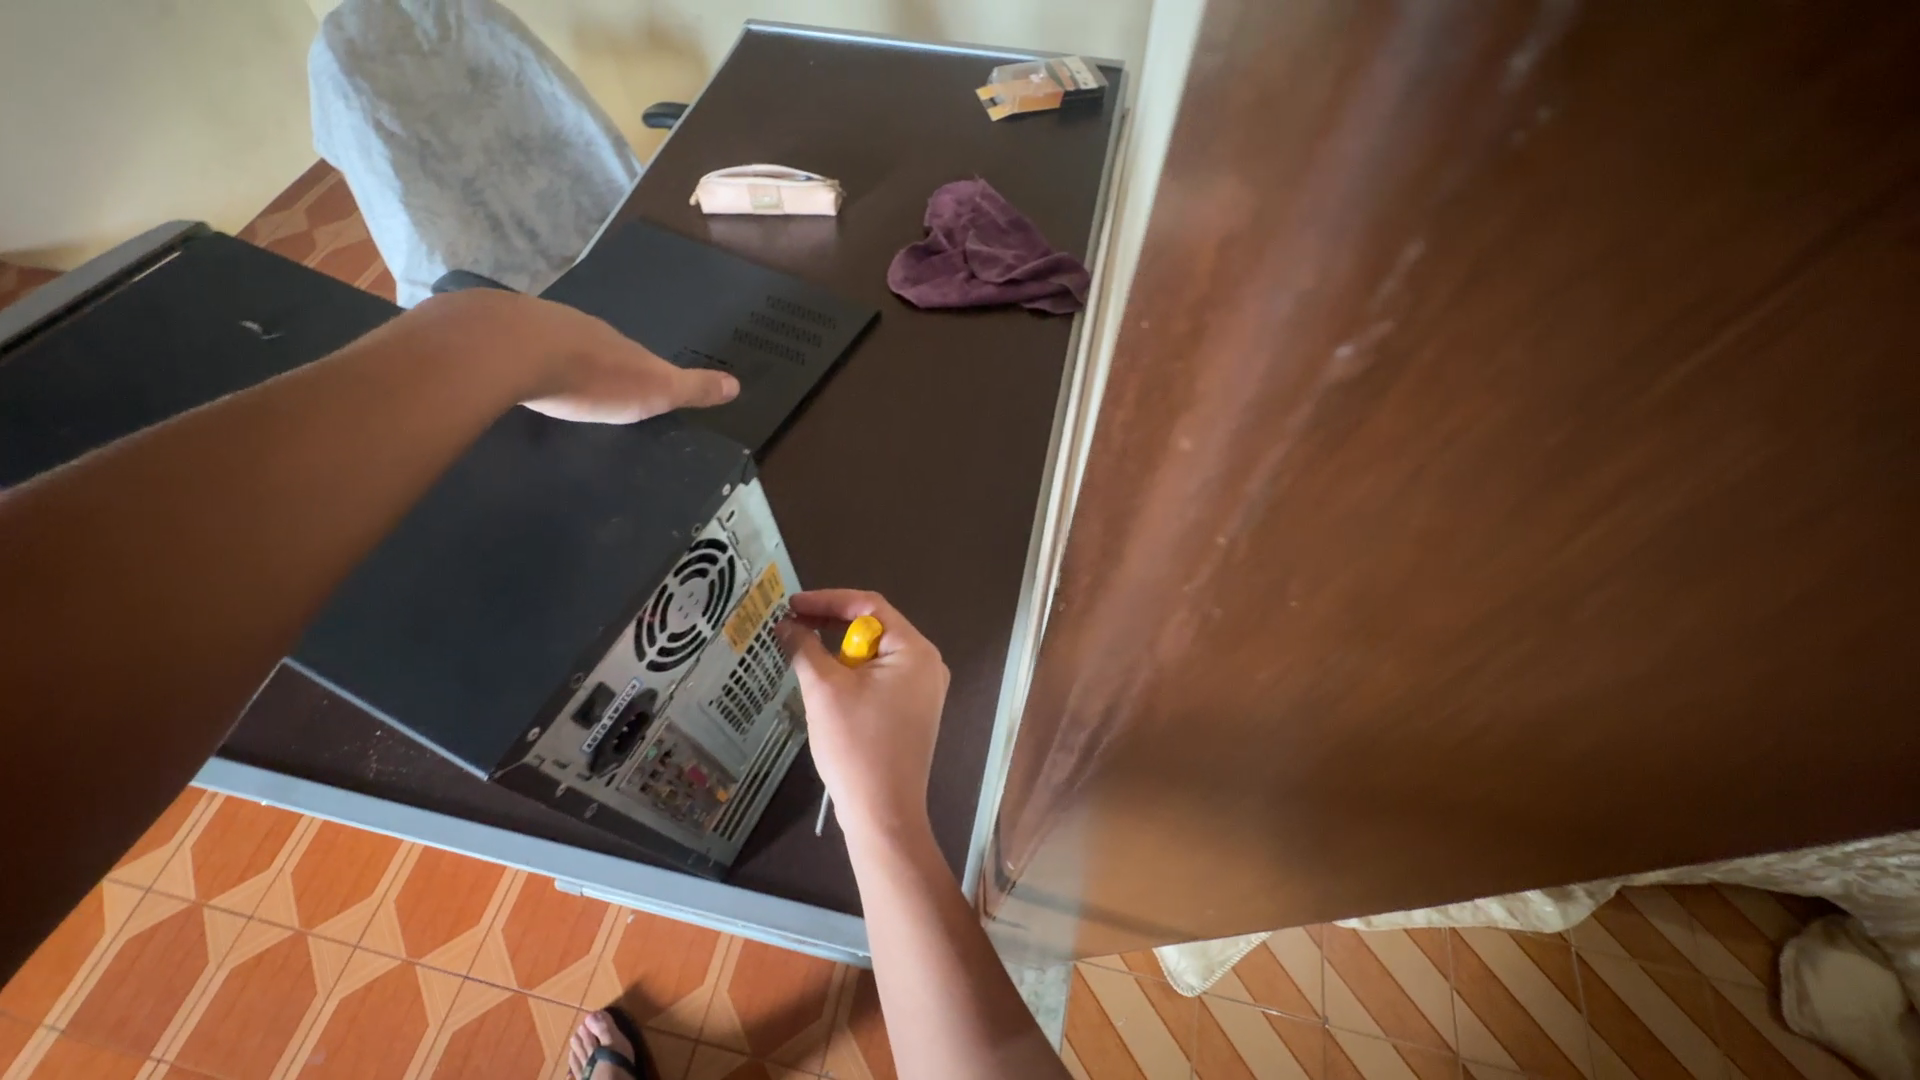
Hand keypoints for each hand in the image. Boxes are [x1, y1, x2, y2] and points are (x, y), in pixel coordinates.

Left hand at [412, 289, 737, 423]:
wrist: (511, 351)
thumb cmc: (592, 378)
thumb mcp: (656, 389)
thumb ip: (692, 388)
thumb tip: (736, 384)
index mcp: (617, 343)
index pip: (634, 356)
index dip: (636, 373)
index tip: (635, 390)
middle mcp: (579, 326)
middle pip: (592, 346)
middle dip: (594, 364)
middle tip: (594, 386)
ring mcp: (534, 324)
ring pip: (550, 342)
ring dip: (552, 359)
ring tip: (550, 380)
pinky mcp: (492, 330)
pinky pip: (512, 345)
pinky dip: (516, 358)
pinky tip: (509, 372)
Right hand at [782, 590, 949, 841]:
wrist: (883, 811)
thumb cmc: (856, 745)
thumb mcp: (824, 689)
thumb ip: (805, 648)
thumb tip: (786, 625)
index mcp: (915, 650)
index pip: (869, 606)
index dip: (828, 600)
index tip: (792, 605)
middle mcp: (928, 663)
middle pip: (876, 627)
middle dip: (832, 624)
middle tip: (793, 625)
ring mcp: (925, 689)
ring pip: (876, 654)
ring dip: (840, 650)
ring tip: (804, 650)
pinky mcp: (915, 710)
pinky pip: (882, 677)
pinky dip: (854, 672)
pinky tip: (828, 679)